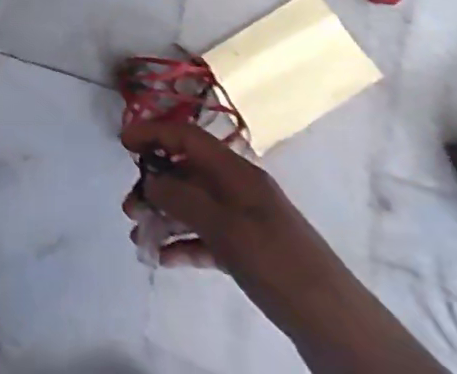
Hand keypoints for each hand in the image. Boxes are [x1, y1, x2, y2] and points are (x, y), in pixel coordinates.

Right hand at [120, 122, 344, 291]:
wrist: (334, 323)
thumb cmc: (276, 261)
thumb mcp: (224, 226)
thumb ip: (181, 198)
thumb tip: (150, 181)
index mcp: (237, 174)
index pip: (188, 137)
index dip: (154, 133)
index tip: (123, 143)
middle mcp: (238, 191)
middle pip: (185, 174)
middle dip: (153, 186)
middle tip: (129, 208)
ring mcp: (243, 222)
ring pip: (191, 207)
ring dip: (162, 217)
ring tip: (139, 237)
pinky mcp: (245, 251)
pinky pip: (203, 237)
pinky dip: (181, 243)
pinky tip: (162, 258)